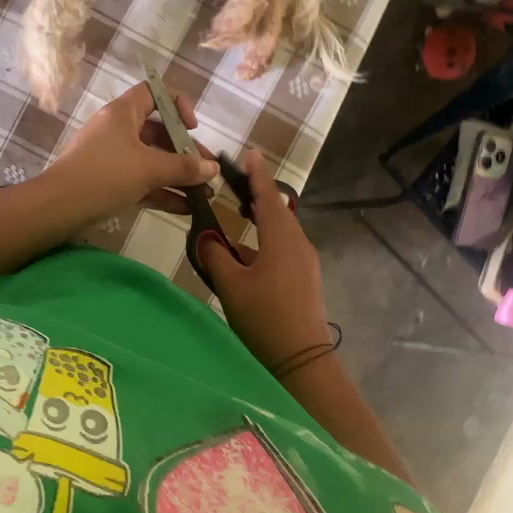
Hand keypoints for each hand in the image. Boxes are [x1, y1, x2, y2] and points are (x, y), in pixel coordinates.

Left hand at [46, 82, 218, 222]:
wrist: (59, 207)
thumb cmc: (105, 175)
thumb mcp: (149, 169)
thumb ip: (184, 167)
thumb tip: (213, 168)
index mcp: (124, 113)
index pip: (154, 92)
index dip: (178, 104)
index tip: (192, 128)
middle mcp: (119, 131)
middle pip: (159, 133)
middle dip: (186, 153)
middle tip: (208, 172)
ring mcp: (113, 158)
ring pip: (153, 161)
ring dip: (178, 176)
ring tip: (204, 195)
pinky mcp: (110, 183)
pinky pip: (143, 182)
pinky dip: (163, 192)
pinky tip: (187, 208)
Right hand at [194, 150, 332, 372]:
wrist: (301, 358)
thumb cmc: (264, 318)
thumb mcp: (231, 286)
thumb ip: (215, 256)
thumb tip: (205, 237)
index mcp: (280, 239)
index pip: (267, 197)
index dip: (256, 175)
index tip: (249, 154)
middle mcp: (298, 243)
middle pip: (278, 209)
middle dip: (259, 193)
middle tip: (237, 181)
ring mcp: (306, 260)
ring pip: (283, 228)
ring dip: (264, 216)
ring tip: (242, 209)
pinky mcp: (307, 276)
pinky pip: (286, 244)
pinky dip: (269, 235)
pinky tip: (251, 248)